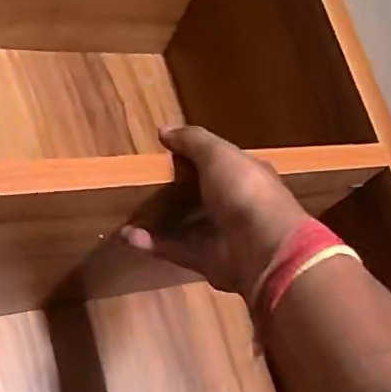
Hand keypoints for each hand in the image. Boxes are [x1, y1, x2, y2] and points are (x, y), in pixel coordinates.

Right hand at [118, 126, 309, 296]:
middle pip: (201, 196)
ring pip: (185, 225)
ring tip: (127, 212)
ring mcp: (221, 235)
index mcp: (245, 175)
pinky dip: (151, 244)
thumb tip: (164, 130)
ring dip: (157, 220)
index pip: (220, 163)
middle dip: (175, 191)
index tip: (166, 153)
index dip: (196, 157)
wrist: (263, 249)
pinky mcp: (206, 261)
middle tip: (143, 183)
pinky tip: (127, 235)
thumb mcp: (218, 154)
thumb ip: (192, 141)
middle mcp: (235, 205)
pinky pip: (174, 249)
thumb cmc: (245, 192)